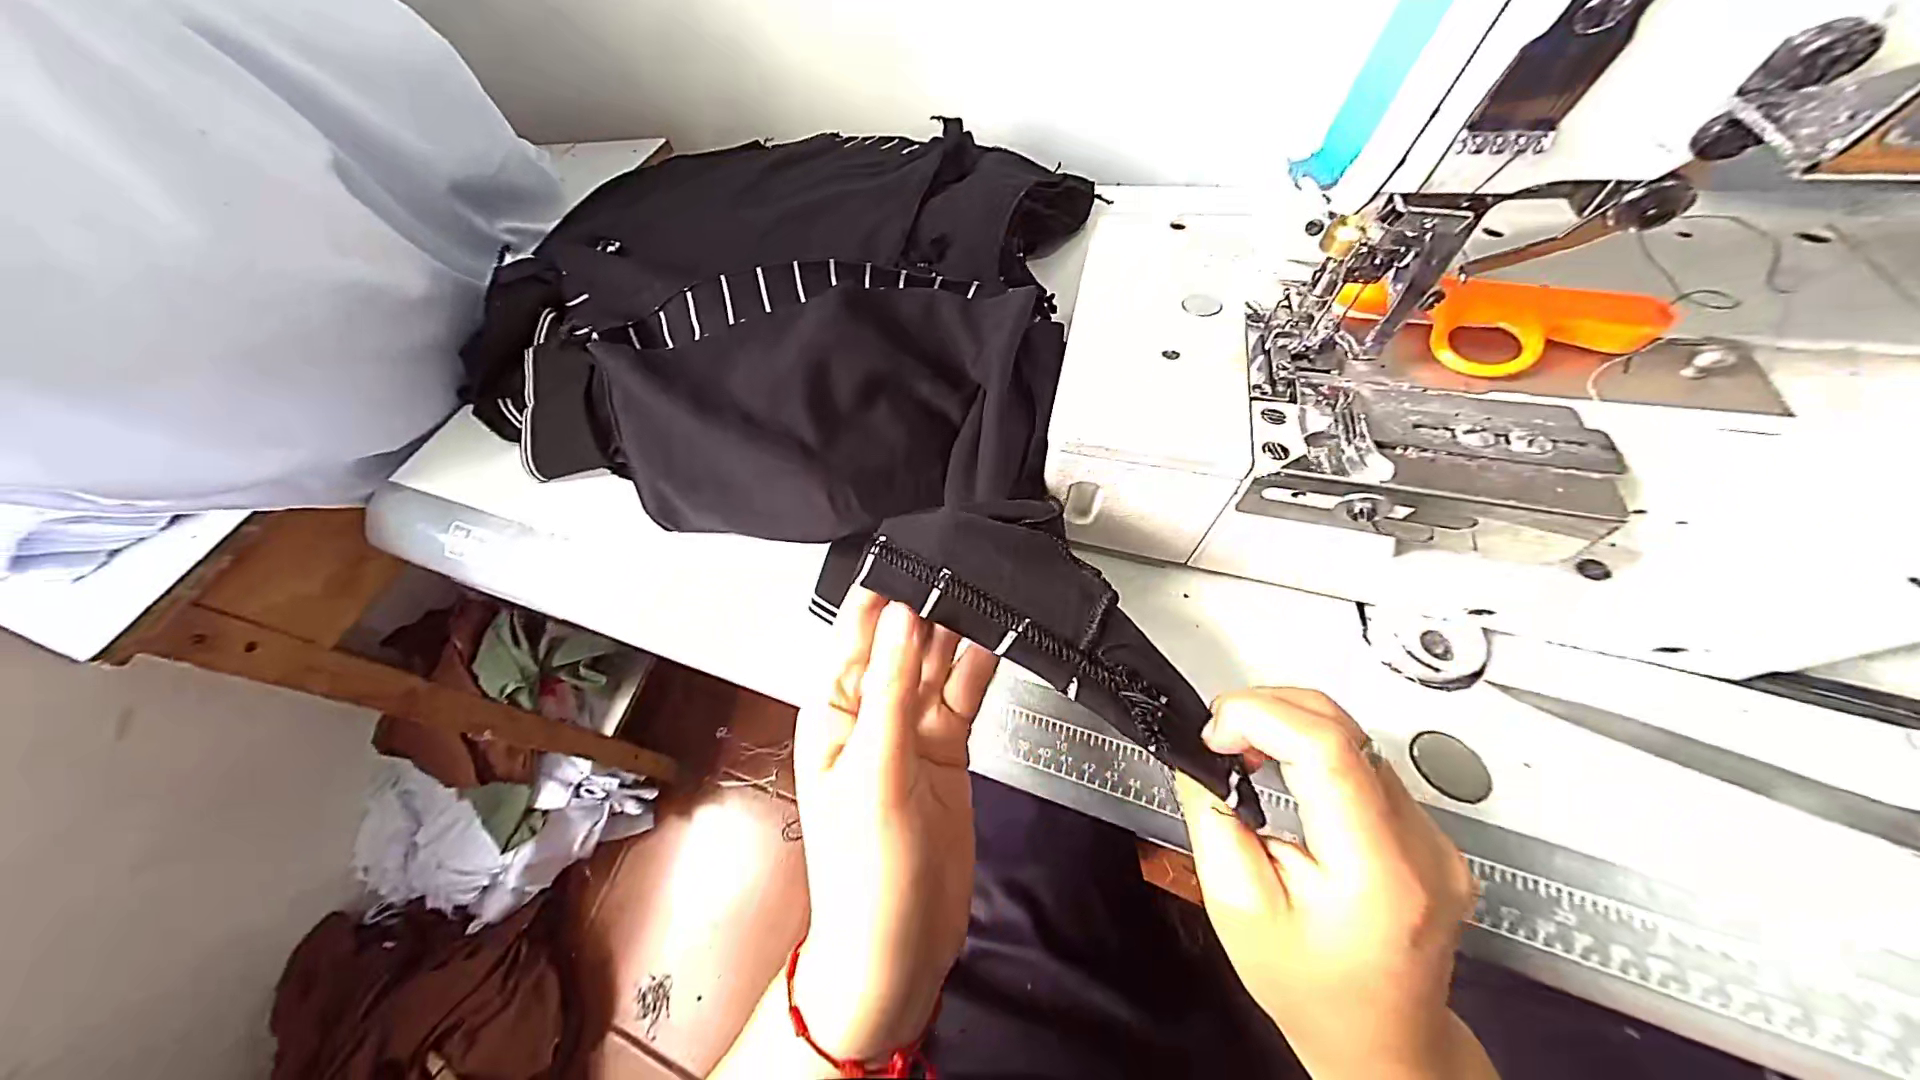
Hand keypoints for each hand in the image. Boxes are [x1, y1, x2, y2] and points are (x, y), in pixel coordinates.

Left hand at [789, 587, 998, 1060]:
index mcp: (834, 715)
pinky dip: (976, 670)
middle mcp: (871, 715)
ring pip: (934, 666)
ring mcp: (911, 731)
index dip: (878, 599)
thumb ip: (890, 690)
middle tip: (956, 573)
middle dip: (924, 610)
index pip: (854, 639)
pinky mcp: (946, 749)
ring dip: (953, 635)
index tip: (905, 559)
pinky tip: (991, 642)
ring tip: (978, 596)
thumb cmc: (863, 874)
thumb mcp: (874, 769)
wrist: (901, 945)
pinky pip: (962, 696)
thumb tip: (898, 620)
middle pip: (899, 646)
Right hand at [1174, 689, 1493, 1079]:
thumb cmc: (1312, 988)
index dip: (1261, 716)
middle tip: (1221, 732)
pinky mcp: (1425, 828)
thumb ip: (1212, 820)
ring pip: (1353, 733)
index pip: (1328, 749)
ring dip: (1286, 721)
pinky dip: (1310, 743)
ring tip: (1244, 746)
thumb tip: (1202, 759)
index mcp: (1379, 873)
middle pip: (1343, 727)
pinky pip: (1362, 757)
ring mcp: (1433, 835)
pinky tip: (1280, 764)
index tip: (1216, 731)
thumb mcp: (1237, 907)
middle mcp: (1422, 846)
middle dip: (1267, 707)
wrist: (1381, 1038)